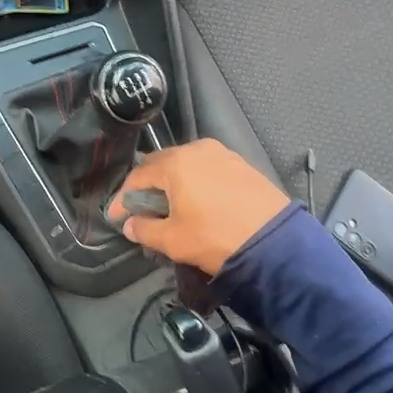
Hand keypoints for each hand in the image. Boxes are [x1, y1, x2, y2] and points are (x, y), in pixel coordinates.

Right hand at [108, 139, 289, 274]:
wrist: (276, 242)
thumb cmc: (216, 237)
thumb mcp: (174, 240)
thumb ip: (145, 230)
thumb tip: (130, 225)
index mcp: (176, 163)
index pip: (139, 176)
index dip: (124, 198)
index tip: (117, 217)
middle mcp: (198, 149)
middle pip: (162, 164)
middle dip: (148, 186)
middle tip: (141, 210)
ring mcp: (223, 154)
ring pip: (187, 165)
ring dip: (173, 183)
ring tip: (171, 207)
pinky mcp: (243, 165)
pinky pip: (209, 169)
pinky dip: (196, 182)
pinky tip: (198, 202)